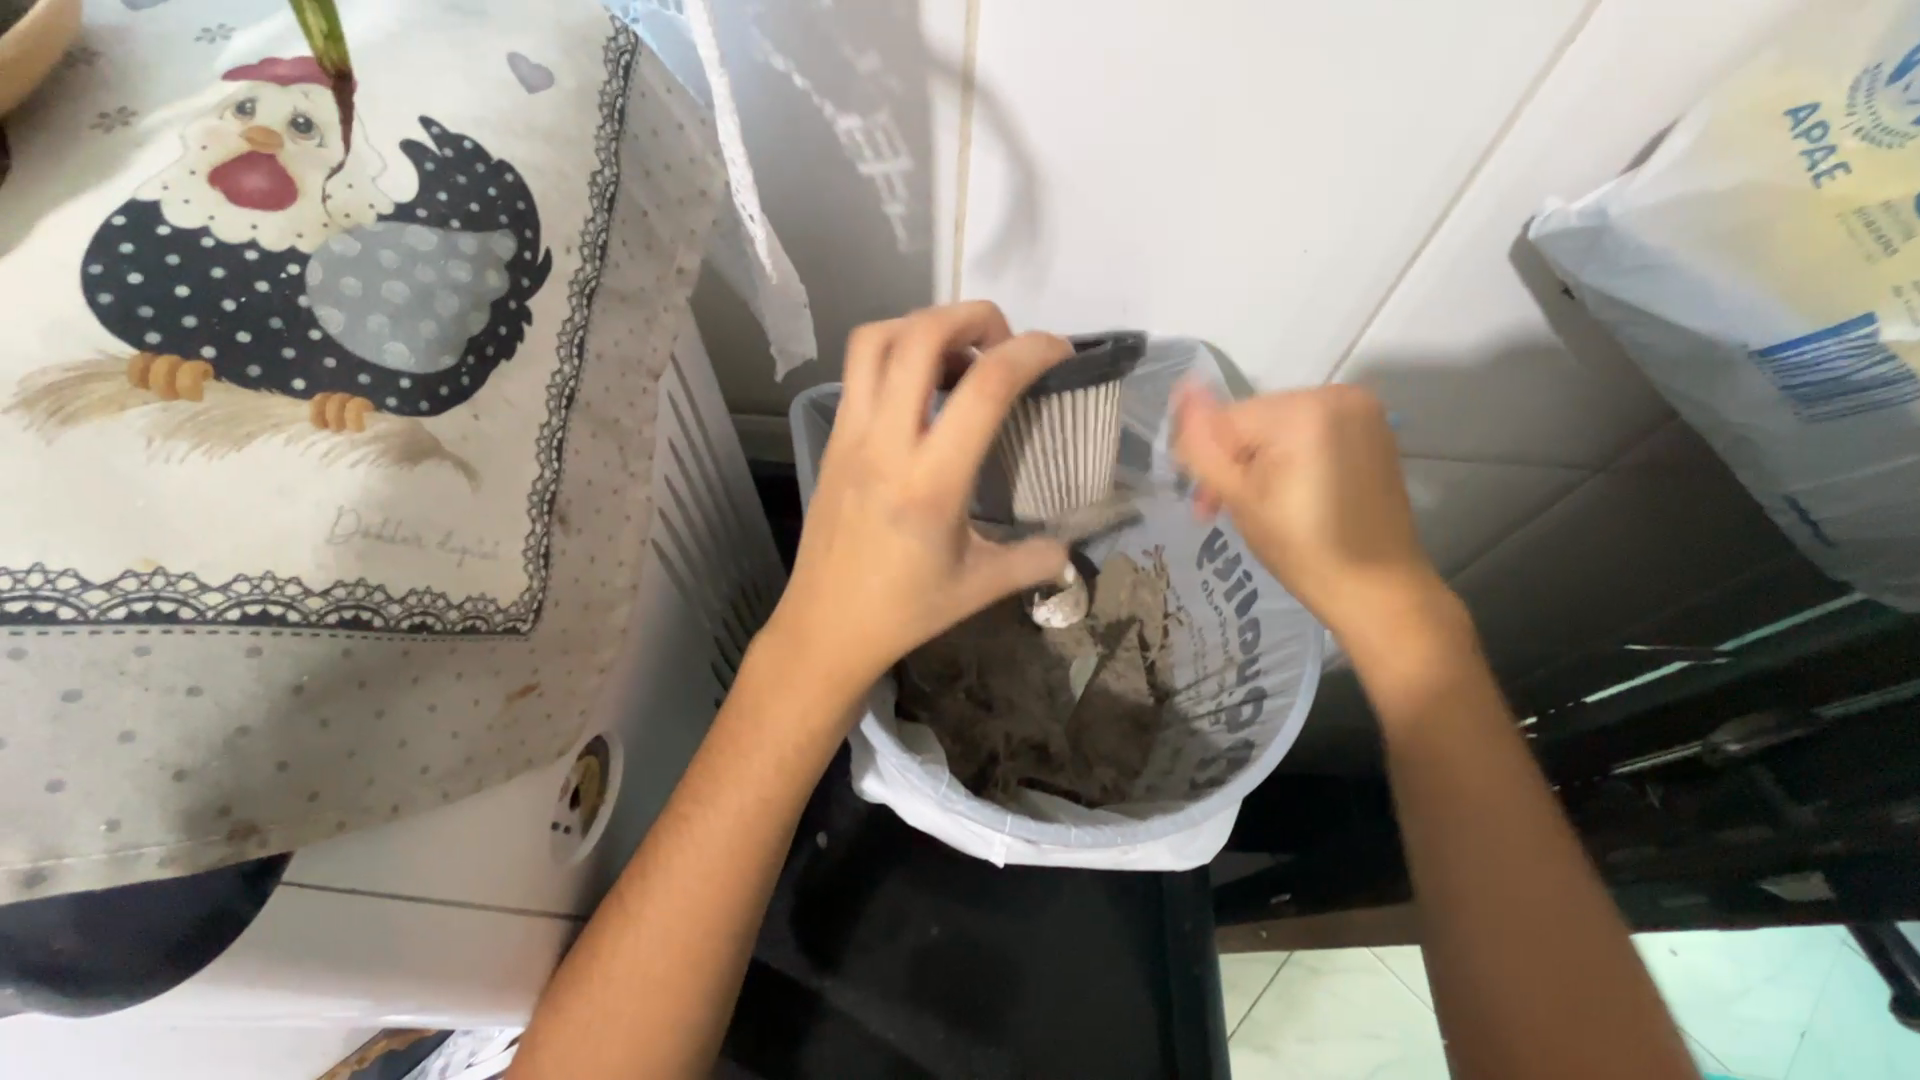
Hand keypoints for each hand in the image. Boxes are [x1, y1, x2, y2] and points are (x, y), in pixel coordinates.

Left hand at [762, 302, 1073, 697]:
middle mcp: (886, 445)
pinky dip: (894, 351)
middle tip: (1004, 341)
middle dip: (973, 315)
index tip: (1058, 351)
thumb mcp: (979, 588)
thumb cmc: (903, 611)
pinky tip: (922, 387)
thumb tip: (1072, 547)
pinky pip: (858, 369)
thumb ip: (1034, 561)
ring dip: (924, 324)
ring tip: (958, 353)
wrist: (824, 627)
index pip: (984, 387)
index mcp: (932, 484)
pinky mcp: (832, 439)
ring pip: (875, 340)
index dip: (1030, 351)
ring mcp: (850, 436)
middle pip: (920, 336)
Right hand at [1171, 382, 1460, 655]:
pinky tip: (1292, 497)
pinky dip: (1293, 461)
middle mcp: (1338, 396)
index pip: (1226, 420)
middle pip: (1255, 421)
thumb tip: (1182, 389)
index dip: (1209, 461)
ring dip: (1261, 463)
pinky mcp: (1373, 434)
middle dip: (1236, 462)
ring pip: (1280, 429)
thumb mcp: (1239, 496)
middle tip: (1226, 511)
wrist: (1378, 590)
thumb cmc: (1302, 549)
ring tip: (1259, 508)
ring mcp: (1362, 413)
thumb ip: (1203, 443)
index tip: (1206, 508)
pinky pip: (1311, 436)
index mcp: (1304, 409)